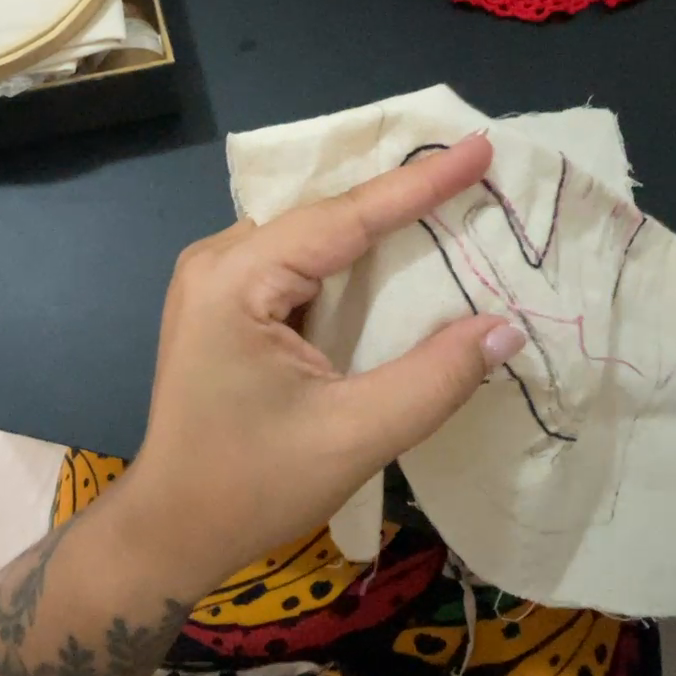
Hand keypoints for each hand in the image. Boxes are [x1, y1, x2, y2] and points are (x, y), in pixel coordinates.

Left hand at [106, 134, 526, 589]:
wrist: (170, 527)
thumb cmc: (251, 487)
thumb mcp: (353, 436)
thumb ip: (434, 378)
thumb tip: (505, 326)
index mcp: (236, 280)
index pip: (343, 217)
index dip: (418, 184)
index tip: (478, 147)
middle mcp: (217, 261)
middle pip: (322, 215)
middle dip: (397, 198)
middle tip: (472, 174)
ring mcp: (213, 279)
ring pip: (309, 236)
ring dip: (373, 231)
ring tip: (445, 211)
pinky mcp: (222, 302)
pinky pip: (294, 264)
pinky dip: (346, 264)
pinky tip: (390, 265)